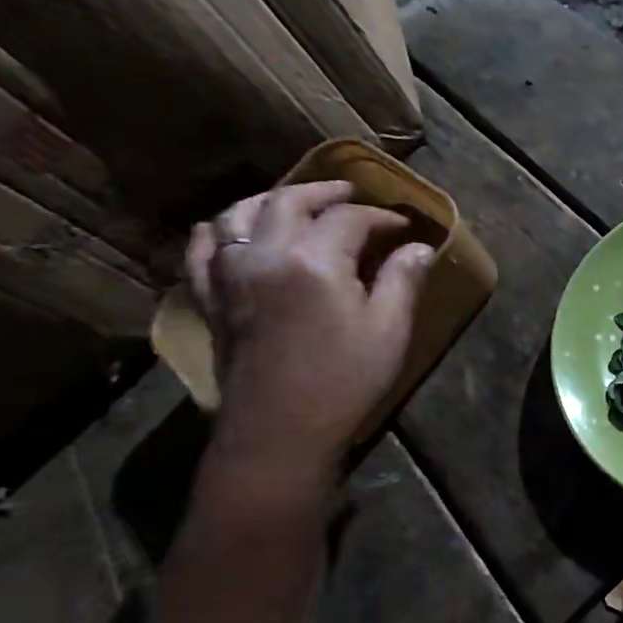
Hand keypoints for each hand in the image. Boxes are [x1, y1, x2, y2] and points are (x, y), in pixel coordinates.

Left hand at [185, 181, 433, 469]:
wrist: (280, 431)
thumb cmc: (344, 380)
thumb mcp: (389, 331)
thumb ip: (402, 281)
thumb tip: (420, 248)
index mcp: (314, 260)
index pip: (348, 218)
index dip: (381, 217)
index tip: (405, 227)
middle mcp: (265, 254)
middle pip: (290, 201)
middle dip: (326, 191)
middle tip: (353, 194)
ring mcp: (229, 274)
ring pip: (239, 213)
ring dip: (272, 199)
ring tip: (296, 202)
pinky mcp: (211, 298)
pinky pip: (203, 247)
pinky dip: (220, 228)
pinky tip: (235, 230)